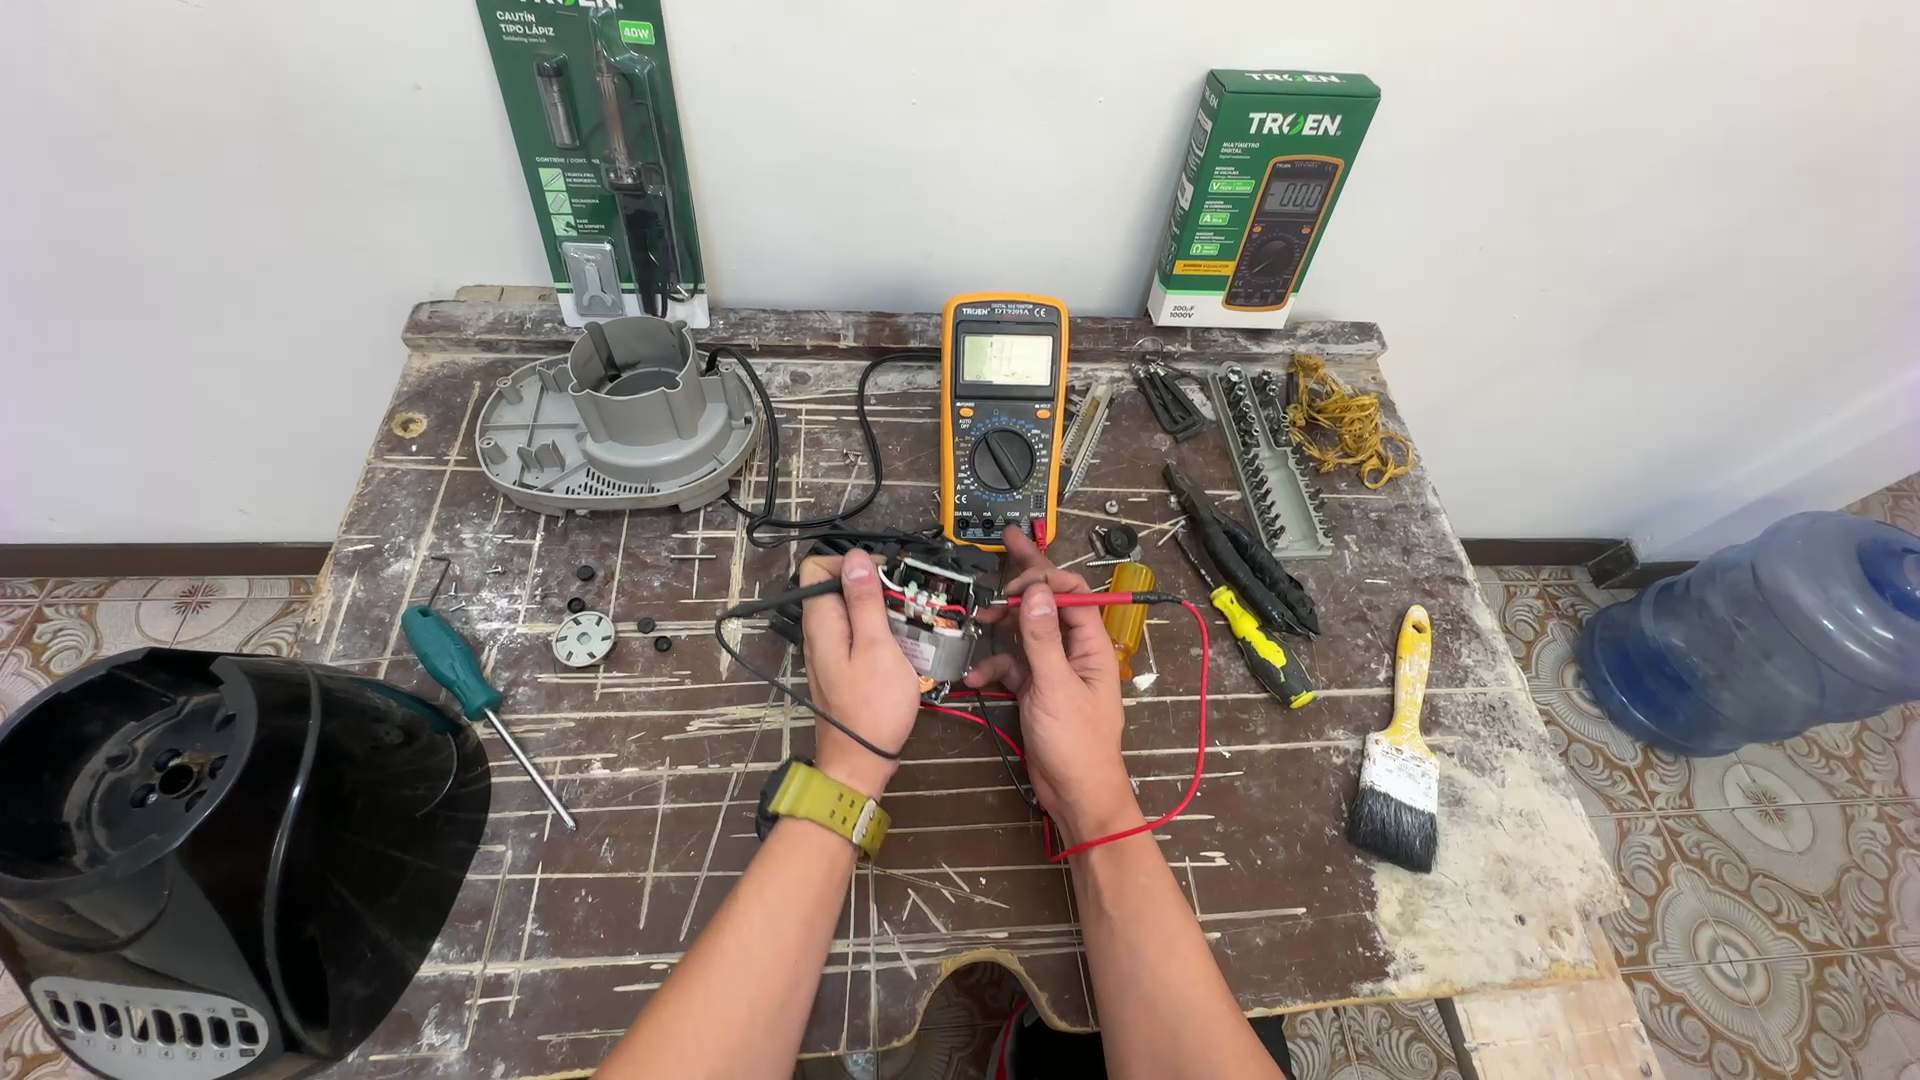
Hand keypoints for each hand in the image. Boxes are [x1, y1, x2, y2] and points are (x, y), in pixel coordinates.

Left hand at [798, 549, 920, 797]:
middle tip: (904, 600)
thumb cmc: (872, 706)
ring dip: (880, 609)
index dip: (851, 563)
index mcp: (821, 622)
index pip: (818, 567)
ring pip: (850, 611)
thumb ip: (865, 601)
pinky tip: (903, 643)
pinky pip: (857, 634)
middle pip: (837, 587)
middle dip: (872, 585)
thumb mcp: (876, 647)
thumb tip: (855, 558)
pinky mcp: (842, 666)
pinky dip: (879, 630)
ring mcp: (829, 650)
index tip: (885, 576)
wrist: (861, 762)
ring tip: (909, 619)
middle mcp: (818, 632)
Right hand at [965, 528, 1142, 845]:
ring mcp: (1054, 670)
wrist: (1075, 796)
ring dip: (1002, 625)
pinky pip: (1013, 666)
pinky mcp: (1036, 689)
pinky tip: (976, 678)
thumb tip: (1036, 591)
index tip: (1014, 578)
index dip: (1045, 578)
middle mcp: (1074, 651)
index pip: (1072, 595)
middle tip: (1003, 548)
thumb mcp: (1056, 688)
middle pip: (1050, 604)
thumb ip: (1042, 639)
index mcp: (1093, 646)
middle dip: (1026, 581)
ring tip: (978, 618)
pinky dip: (994, 667)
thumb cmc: (1076, 744)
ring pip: (1026, 632)